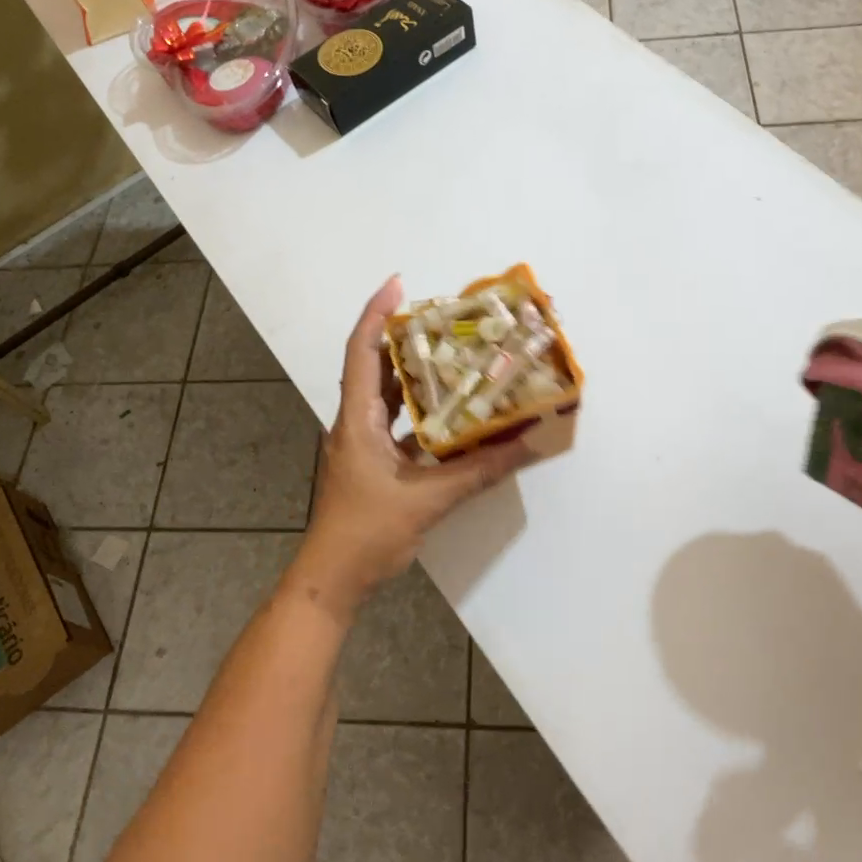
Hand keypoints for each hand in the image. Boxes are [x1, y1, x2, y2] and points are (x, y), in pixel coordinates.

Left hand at [291, 277, 535, 617]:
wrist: (333, 577)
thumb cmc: (368, 531)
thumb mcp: (429, 499)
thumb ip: (479, 470)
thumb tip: (527, 443)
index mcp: (358, 420)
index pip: (361, 353)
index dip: (376, 314)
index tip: (398, 284)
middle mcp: (354, 423)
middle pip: (373, 367)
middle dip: (402, 338)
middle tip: (441, 320)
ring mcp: (360, 444)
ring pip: (384, 396)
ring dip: (411, 374)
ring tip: (449, 355)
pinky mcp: (370, 464)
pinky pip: (395, 425)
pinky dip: (418, 412)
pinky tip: (449, 414)